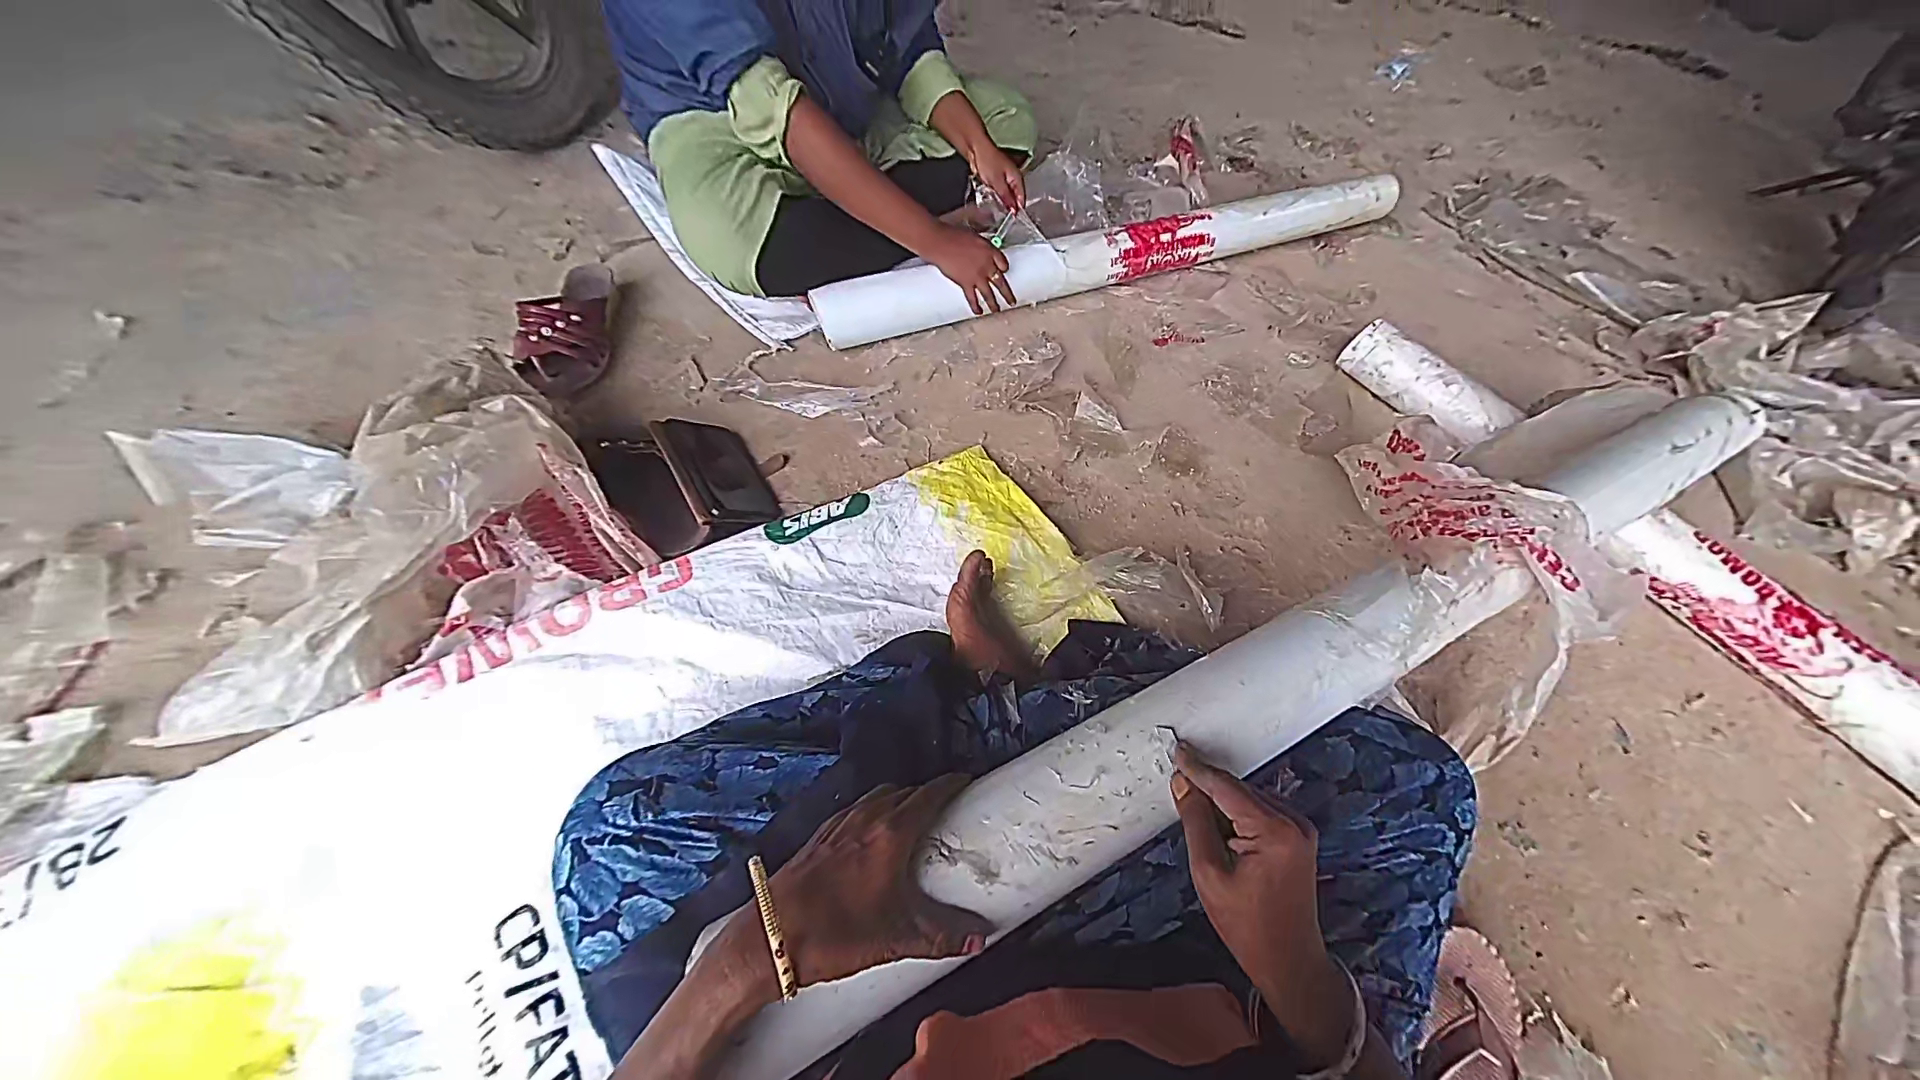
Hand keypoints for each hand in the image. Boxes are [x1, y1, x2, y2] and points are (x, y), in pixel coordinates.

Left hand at [766, 775, 991, 986]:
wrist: (772, 936)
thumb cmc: (831, 935)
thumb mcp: (896, 940)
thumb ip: (942, 939)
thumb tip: (976, 940)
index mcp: (890, 835)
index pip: (929, 795)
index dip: (950, 784)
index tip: (964, 782)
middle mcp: (866, 819)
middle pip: (906, 791)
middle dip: (929, 792)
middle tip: (946, 804)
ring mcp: (840, 824)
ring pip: (879, 795)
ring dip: (900, 797)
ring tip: (912, 814)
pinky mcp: (821, 834)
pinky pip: (856, 807)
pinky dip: (873, 808)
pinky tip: (872, 830)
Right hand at [923, 223, 1017, 314]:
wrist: (941, 243)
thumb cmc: (954, 235)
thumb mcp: (975, 236)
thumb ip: (981, 246)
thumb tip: (980, 251)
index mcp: (990, 251)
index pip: (1004, 263)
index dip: (1005, 268)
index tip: (1004, 271)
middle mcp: (987, 266)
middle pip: (1000, 283)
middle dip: (1007, 294)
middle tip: (1012, 301)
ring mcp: (977, 276)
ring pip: (989, 294)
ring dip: (994, 304)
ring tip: (997, 310)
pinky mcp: (966, 284)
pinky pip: (973, 298)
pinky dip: (976, 306)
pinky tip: (979, 311)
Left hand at [967, 142, 1025, 213]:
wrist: (976, 150)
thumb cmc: (988, 160)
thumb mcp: (997, 182)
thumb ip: (1006, 197)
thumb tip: (1013, 209)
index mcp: (1017, 177)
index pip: (1022, 197)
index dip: (1018, 209)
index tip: (1013, 219)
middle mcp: (1013, 178)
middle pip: (1015, 198)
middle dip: (1011, 208)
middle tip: (1006, 219)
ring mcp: (1005, 179)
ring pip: (1007, 196)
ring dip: (1004, 204)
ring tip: (1000, 214)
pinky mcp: (997, 180)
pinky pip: (1000, 193)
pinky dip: (997, 198)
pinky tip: (994, 204)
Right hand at [1172, 743, 1353, 1066]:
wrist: (1289, 962)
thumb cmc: (1249, 926)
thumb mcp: (1209, 871)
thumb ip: (1195, 821)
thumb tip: (1184, 785)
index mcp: (1274, 830)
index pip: (1225, 786)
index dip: (1196, 769)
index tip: (1178, 753)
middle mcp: (1293, 823)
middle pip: (1237, 788)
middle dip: (1207, 787)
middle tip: (1179, 790)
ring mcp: (1299, 829)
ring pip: (1247, 796)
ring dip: (1221, 801)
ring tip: (1203, 827)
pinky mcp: (1298, 837)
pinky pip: (1258, 809)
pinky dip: (1236, 812)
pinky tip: (1223, 832)